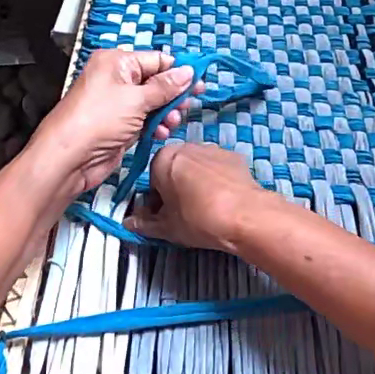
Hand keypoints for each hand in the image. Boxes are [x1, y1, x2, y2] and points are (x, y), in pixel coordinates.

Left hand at [24, 49, 203, 200]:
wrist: (69, 157)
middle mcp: (116, 79)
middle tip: (191, 104)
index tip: (199, 82)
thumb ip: (165, 87)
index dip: (178, 71)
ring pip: (153, 103)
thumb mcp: (136, 99)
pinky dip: (156, 125)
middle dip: (174, 94)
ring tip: (172, 122)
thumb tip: (188, 72)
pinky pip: (145, 120)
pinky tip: (162, 132)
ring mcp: (117, 104)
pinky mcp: (119, 126)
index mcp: (116, 62)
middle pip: (156, 81)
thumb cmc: (98, 120)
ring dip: (167, 112)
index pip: (155, 59)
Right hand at [126, 142, 277, 253]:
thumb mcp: (167, 227)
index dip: (156, 202)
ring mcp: (212, 149)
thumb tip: (128, 224)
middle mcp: (186, 146)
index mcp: (163, 158)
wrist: (246, 216)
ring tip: (206, 210)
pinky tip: (224, 202)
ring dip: (196, 184)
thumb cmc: (199, 219)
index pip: (152, 181)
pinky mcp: (234, 156)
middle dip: (176, 189)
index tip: (165, 218)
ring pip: (197, 168)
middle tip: (184, 215)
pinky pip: (218, 169)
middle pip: (174, 169)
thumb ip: (145, 224)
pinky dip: (217, 182)